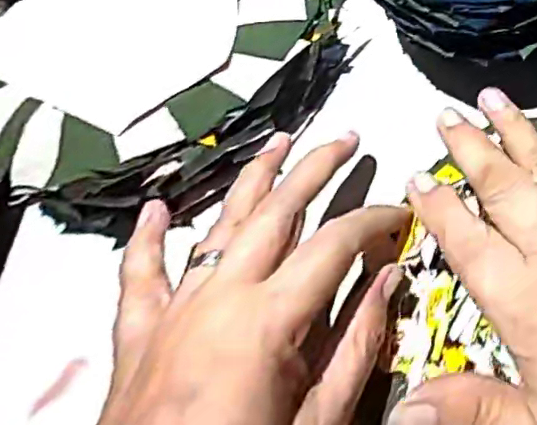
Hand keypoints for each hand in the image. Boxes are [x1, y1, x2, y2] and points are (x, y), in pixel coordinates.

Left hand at [101, 132, 410, 424]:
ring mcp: (173, 318)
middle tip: (348, 139)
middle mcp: (219, 303)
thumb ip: (360, 340)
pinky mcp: (135, 344)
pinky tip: (154, 208)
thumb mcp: (321, 418)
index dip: (376, 219)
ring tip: (279, 141)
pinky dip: (146, 243)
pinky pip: (138, 282)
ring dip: (253, 179)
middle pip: (277, 212)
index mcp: (268, 320)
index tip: (401, 214)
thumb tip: (391, 276)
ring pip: (217, 228)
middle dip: (318, 168)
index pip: (337, 241)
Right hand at [394, 88, 536, 424]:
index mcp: (521, 298)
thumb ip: (473, 406)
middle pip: (501, 185)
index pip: (465, 241)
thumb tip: (406, 409)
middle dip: (470, 147)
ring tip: (494, 99)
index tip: (419, 177)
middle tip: (448, 116)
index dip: (438, 208)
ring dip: (518, 128)